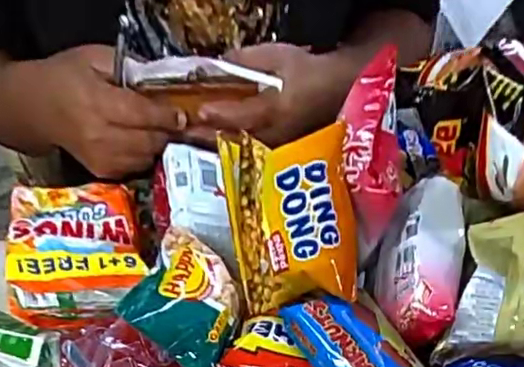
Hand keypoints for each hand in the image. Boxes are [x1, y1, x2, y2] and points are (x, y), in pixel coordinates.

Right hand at [30, 45, 184, 178]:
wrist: (38, 109)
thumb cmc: (66, 78)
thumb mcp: (93, 58)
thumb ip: (128, 69)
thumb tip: (160, 86)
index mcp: (97, 103)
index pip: (142, 115)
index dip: (166, 117)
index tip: (182, 116)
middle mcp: (101, 136)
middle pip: (149, 141)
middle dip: (165, 133)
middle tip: (174, 125)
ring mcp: (102, 159)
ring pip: (146, 158)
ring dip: (156, 146)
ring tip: (158, 133)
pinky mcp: (103, 173)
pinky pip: (136, 168)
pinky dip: (143, 156)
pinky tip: (140, 143)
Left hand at [190, 43, 351, 145]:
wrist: (338, 93)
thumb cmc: (309, 73)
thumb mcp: (278, 56)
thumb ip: (247, 61)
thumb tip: (220, 63)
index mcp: (274, 111)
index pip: (239, 116)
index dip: (218, 115)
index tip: (199, 112)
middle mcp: (273, 135)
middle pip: (234, 139)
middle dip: (208, 136)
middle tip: (185, 132)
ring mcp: (276, 148)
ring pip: (240, 148)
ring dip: (217, 142)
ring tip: (194, 137)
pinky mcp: (279, 153)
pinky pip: (250, 151)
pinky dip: (232, 145)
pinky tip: (219, 140)